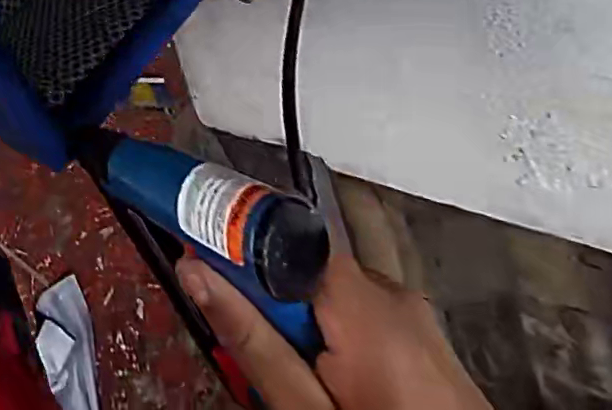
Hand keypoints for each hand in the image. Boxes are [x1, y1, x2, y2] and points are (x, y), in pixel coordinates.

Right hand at [178, 253, 490, 409]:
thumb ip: (252, 341)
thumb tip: (193, 270)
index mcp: (363, 303)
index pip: (278, 235)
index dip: (233, 246)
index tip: (198, 262)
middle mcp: (389, 291)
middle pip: (296, 262)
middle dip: (264, 294)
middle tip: (252, 344)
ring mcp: (409, 310)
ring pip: (321, 286)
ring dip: (294, 314)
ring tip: (297, 372)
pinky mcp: (418, 330)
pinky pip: (352, 305)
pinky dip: (326, 325)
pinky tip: (329, 374)